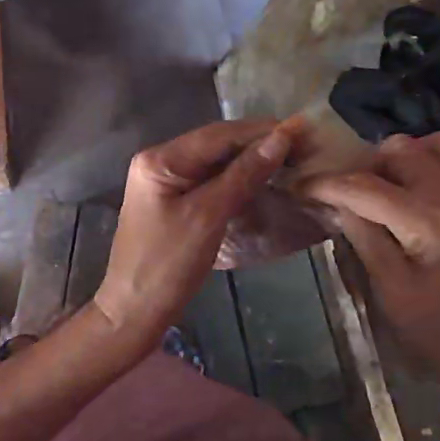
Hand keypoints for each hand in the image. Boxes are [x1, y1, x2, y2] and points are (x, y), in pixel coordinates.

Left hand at [94, 119, 294, 337]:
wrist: (135, 310)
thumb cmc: (167, 264)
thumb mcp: (208, 216)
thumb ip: (243, 175)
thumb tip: (280, 138)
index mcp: (159, 159)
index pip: (217, 134)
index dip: (260, 131)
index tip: (303, 129)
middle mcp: (159, 162)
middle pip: (215, 145)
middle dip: (258, 144)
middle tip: (304, 145)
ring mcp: (164, 182)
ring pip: (214, 163)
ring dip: (250, 161)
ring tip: (293, 158)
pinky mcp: (173, 202)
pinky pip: (209, 181)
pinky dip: (237, 180)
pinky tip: (264, 180)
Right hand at [296, 132, 439, 407]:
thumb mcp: (397, 297)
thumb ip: (366, 241)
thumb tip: (335, 205)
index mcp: (430, 223)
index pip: (364, 186)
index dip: (324, 183)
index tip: (297, 186)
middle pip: (400, 150)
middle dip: (362, 164)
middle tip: (343, 193)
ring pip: (433, 145)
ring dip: (399, 157)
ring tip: (380, 187)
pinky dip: (426, 163)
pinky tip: (410, 194)